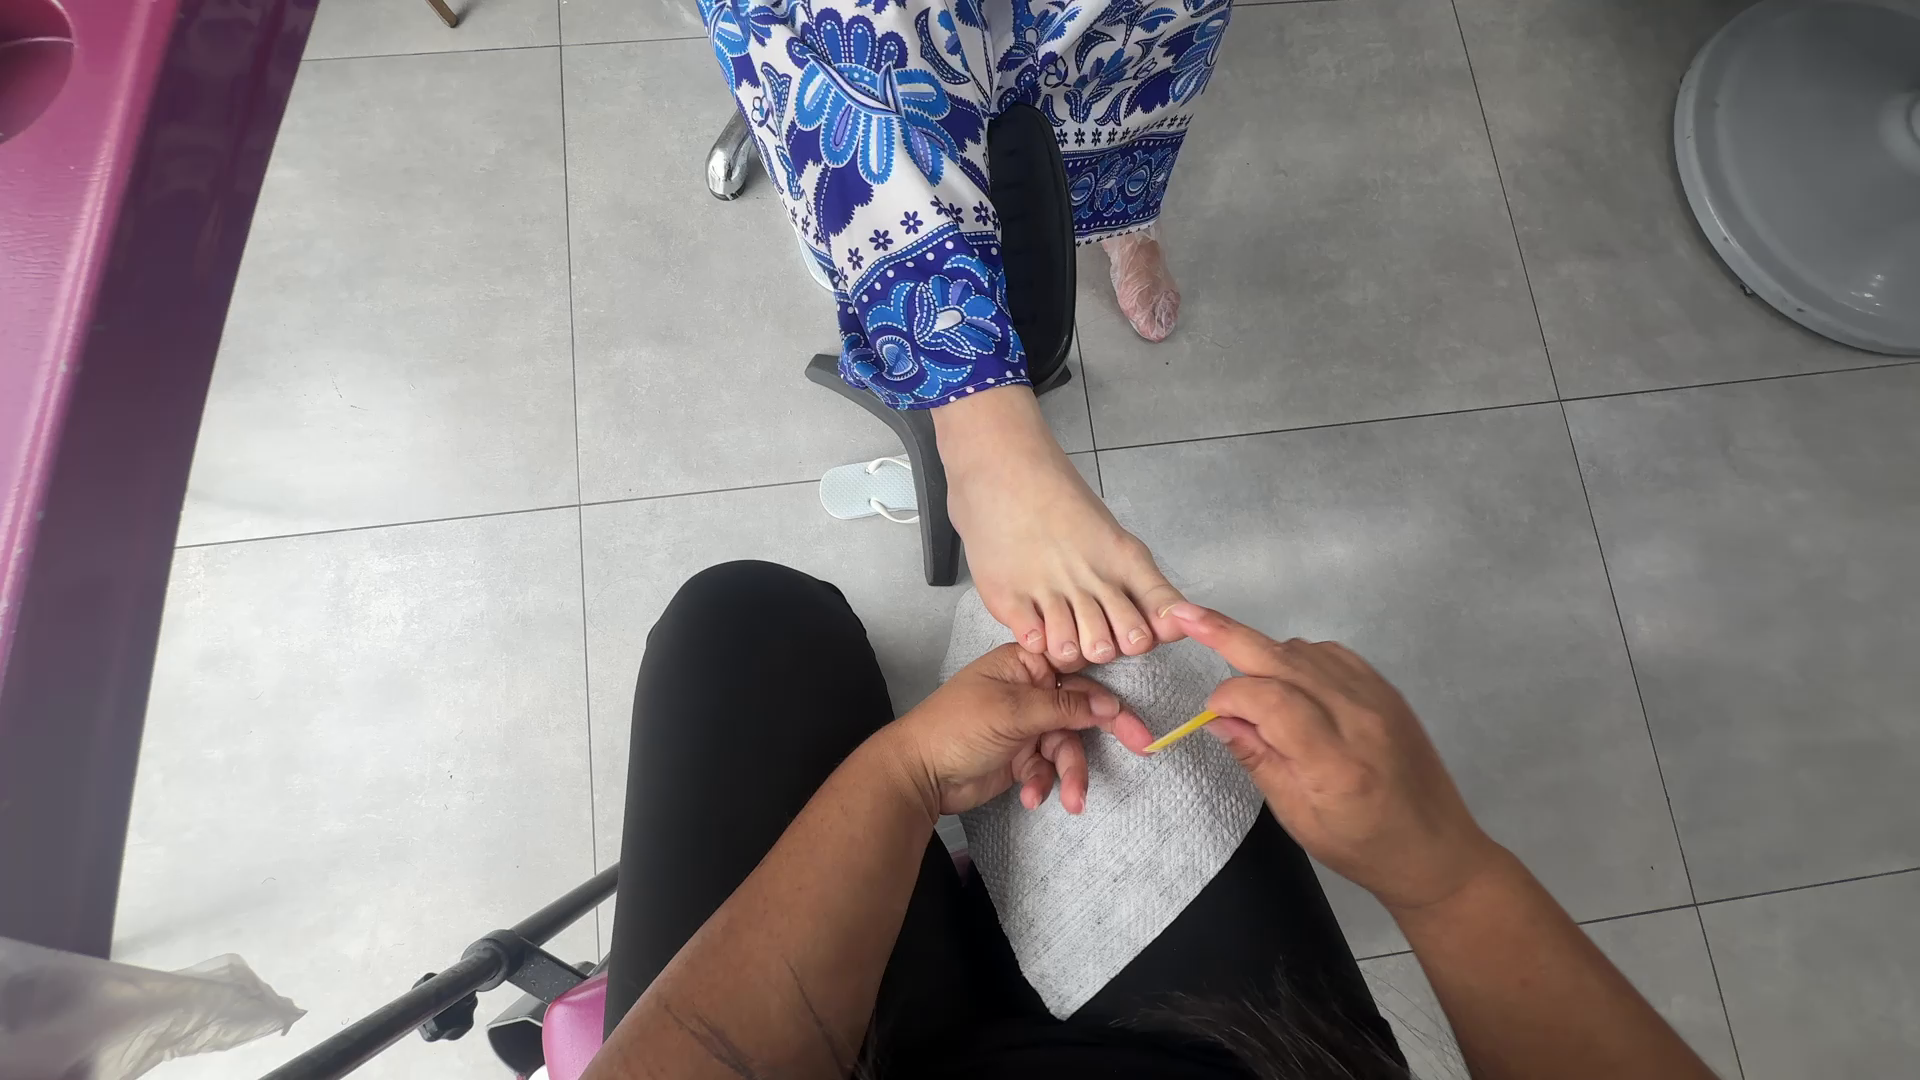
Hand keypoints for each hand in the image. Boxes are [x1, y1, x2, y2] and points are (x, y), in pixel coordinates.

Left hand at [880, 644, 1153, 817]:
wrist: (920, 773)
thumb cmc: (960, 726)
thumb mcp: (1013, 710)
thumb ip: (1063, 706)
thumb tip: (1109, 704)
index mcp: (1024, 665)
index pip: (1075, 672)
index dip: (1106, 695)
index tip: (1134, 719)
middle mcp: (1029, 691)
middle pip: (1078, 711)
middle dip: (1103, 734)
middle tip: (1143, 749)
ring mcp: (1025, 725)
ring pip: (1066, 745)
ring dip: (1069, 773)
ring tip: (1071, 800)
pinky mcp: (1021, 756)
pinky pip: (1047, 768)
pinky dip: (1043, 783)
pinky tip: (1030, 796)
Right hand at [1167, 603, 1503, 912]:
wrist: (1438, 852)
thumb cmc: (1360, 845)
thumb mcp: (1296, 814)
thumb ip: (1256, 757)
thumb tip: (1217, 717)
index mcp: (1335, 761)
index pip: (1269, 700)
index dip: (1228, 696)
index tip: (1211, 713)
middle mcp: (1358, 718)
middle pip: (1282, 660)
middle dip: (1226, 633)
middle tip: (1183, 614)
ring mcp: (1377, 697)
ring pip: (1301, 651)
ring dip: (1261, 652)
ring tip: (1241, 675)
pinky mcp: (1385, 689)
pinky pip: (1328, 653)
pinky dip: (1295, 655)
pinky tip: (1283, 673)